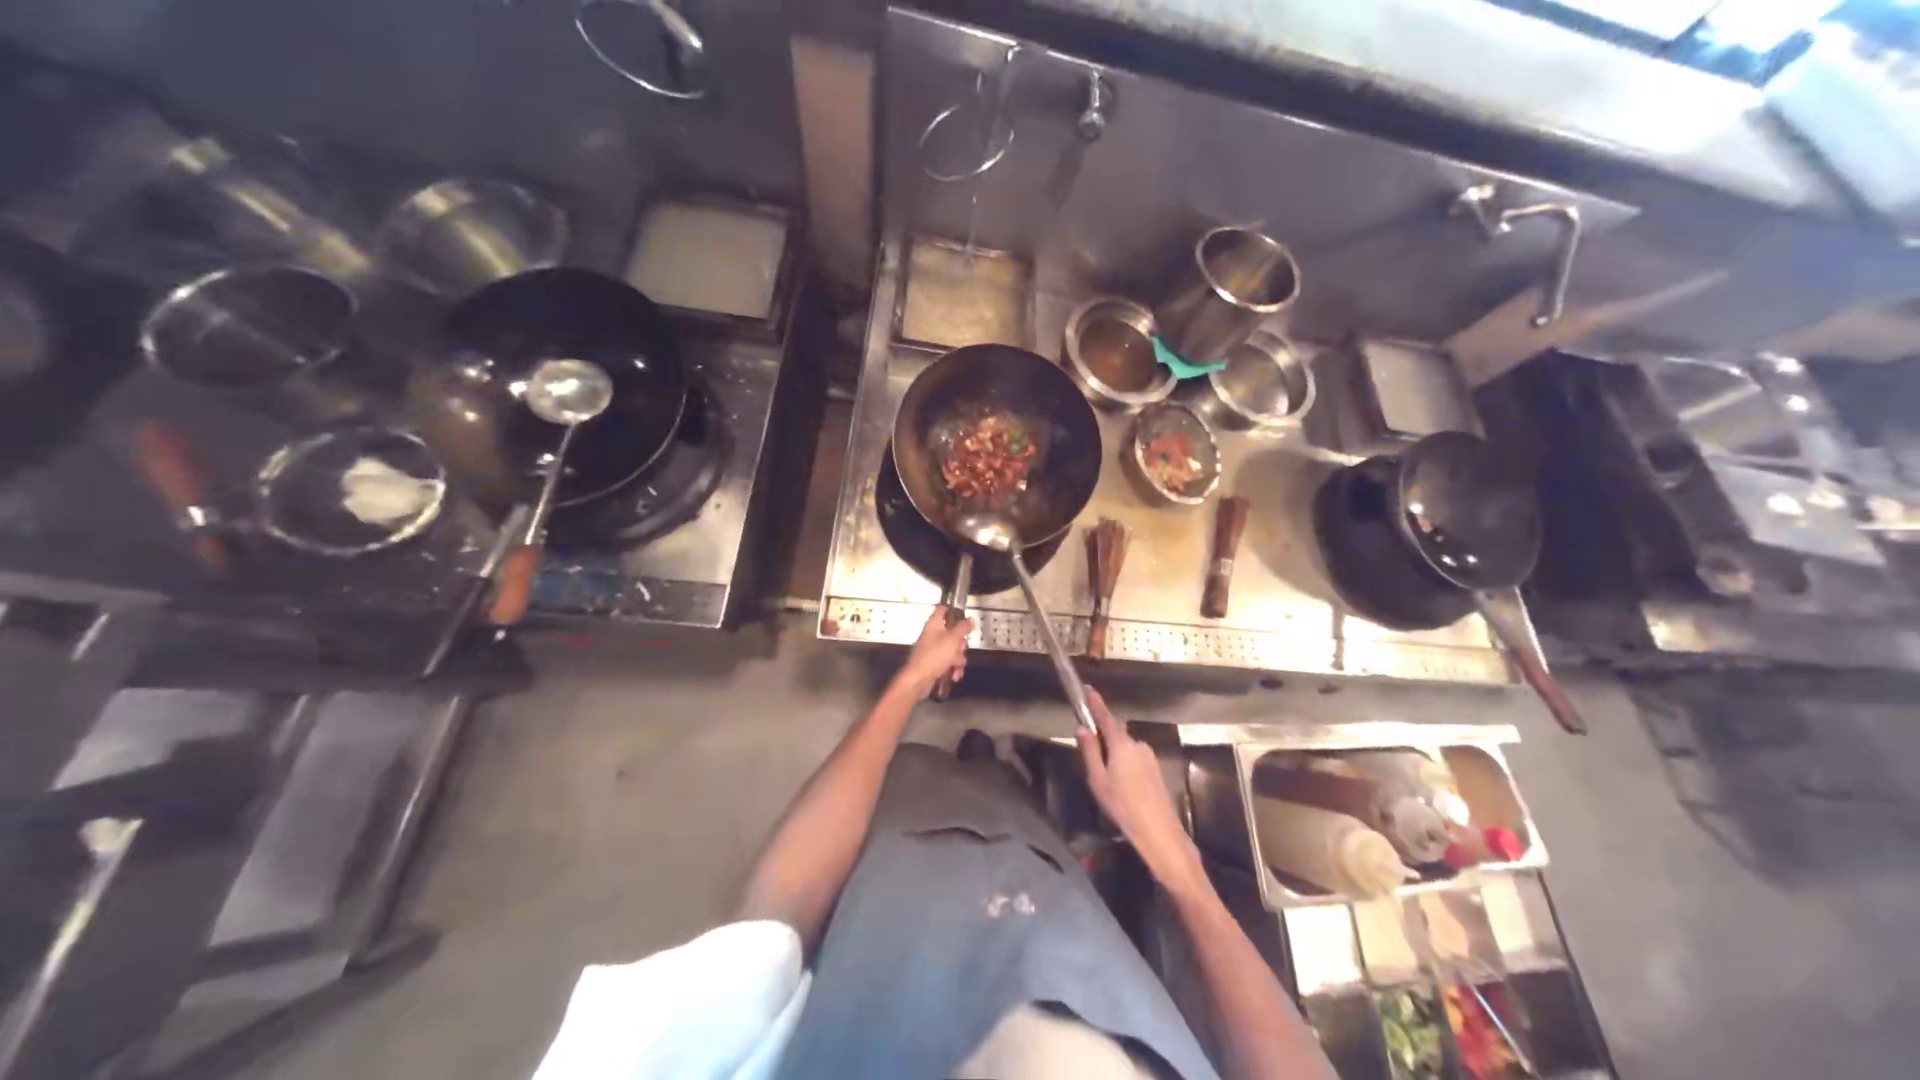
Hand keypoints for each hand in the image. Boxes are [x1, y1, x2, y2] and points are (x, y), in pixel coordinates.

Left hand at [898, 608, 972, 698]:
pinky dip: (952, 668)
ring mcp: (933, 649)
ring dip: (958, 660)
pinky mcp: (933, 663)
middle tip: (961, 649)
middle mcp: (933, 634)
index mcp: (934, 624)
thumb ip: (963, 628)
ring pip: (952, 650)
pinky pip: (948, 662)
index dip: (953, 610)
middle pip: (952, 633)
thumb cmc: (936, 654)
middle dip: (960, 644)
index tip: (964, 617)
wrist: (919, 679)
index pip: (943, 609)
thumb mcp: (953, 639)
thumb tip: (970, 619)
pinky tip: (954, 676)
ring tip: (956, 668)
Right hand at [1078, 688, 1205, 894]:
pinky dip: (1124, 763)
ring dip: (1114, 753)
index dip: (1096, 702)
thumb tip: (1082, 727)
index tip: (1088, 689)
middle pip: (1115, 732)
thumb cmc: (1122, 805)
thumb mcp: (1098, 780)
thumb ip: (1090, 751)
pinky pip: (1134, 757)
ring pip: (1125, 747)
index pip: (1106, 717)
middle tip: (1090, 755)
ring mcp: (1149, 756)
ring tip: (1106, 778)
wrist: (1158, 830)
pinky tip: (1122, 785)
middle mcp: (1137, 744)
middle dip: (1103, 737)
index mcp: (1121, 744)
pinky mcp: (1155, 768)